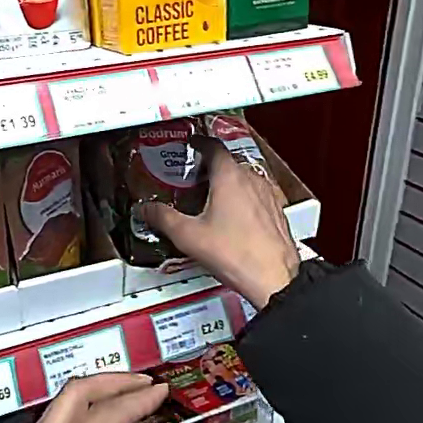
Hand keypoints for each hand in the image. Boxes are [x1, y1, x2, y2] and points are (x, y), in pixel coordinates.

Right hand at [143, 137, 299, 308]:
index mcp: (229, 177)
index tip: (191, 144)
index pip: (213, 146)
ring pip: (243, 178)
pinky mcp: (276, 211)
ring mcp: (267, 195)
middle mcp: (251, 180)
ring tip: (209, 198)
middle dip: (209, 167)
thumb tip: (147, 210)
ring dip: (226, 182)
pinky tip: (231, 218)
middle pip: (227, 162)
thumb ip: (163, 218)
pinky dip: (241, 197)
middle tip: (192, 176)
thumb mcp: (188, 236)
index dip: (199, 142)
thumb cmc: (238, 254)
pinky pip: (256, 194)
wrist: (275, 279)